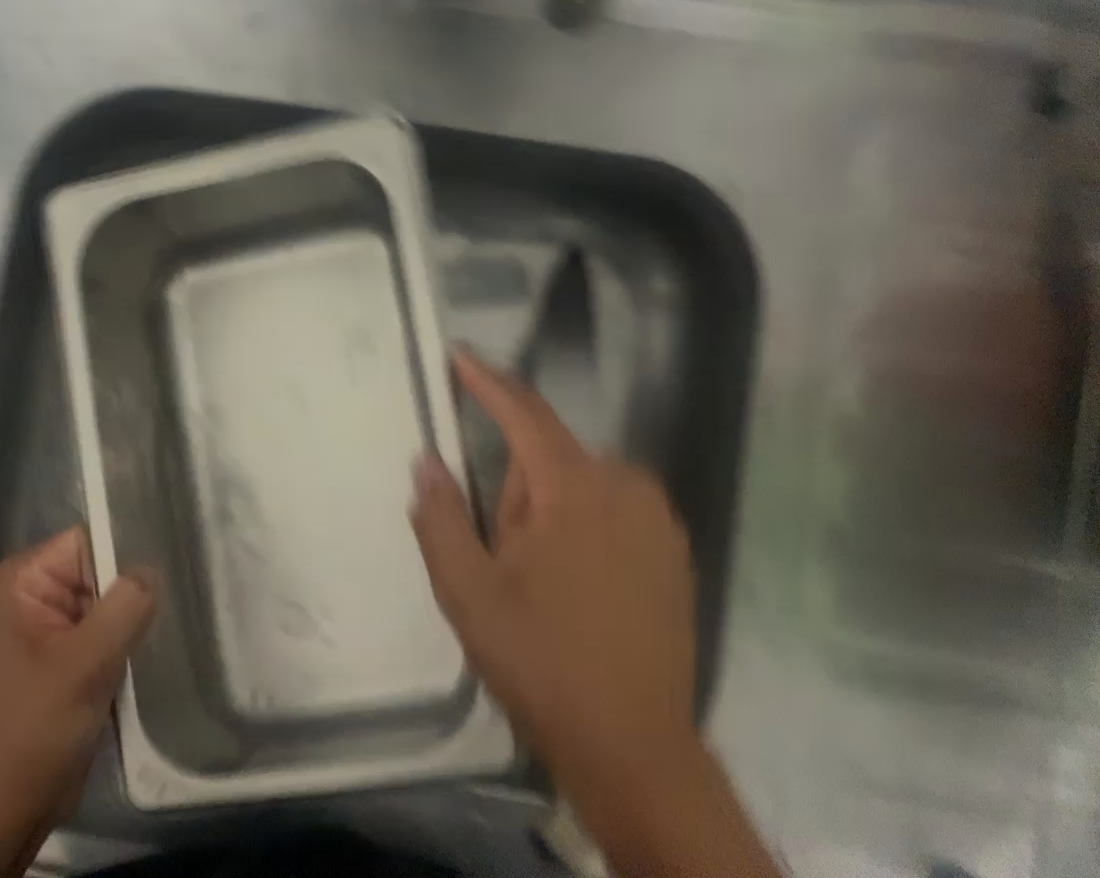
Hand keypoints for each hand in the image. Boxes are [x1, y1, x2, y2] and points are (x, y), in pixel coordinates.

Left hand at [0, 527, 158, 826]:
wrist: (9, 804)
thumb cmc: (36, 727)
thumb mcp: (85, 663)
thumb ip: (124, 607)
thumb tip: (153, 569)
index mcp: (24, 580)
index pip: (88, 541)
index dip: (126, 553)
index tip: (170, 569)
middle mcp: (34, 594)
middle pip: (100, 570)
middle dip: (135, 589)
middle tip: (181, 603)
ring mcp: (51, 629)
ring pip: (107, 605)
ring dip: (135, 621)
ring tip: (170, 631)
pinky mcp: (67, 660)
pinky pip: (106, 635)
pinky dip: (127, 645)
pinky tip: (155, 654)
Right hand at [409, 350, 696, 782]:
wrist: (631, 743)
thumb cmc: (538, 659)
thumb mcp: (466, 590)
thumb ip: (440, 516)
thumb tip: (427, 460)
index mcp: (574, 490)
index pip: (525, 415)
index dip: (488, 382)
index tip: (458, 355)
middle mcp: (627, 489)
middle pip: (548, 457)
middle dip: (513, 490)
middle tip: (497, 555)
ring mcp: (658, 522)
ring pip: (578, 486)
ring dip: (544, 512)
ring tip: (532, 580)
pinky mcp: (672, 553)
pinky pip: (609, 512)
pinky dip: (578, 529)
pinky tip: (569, 588)